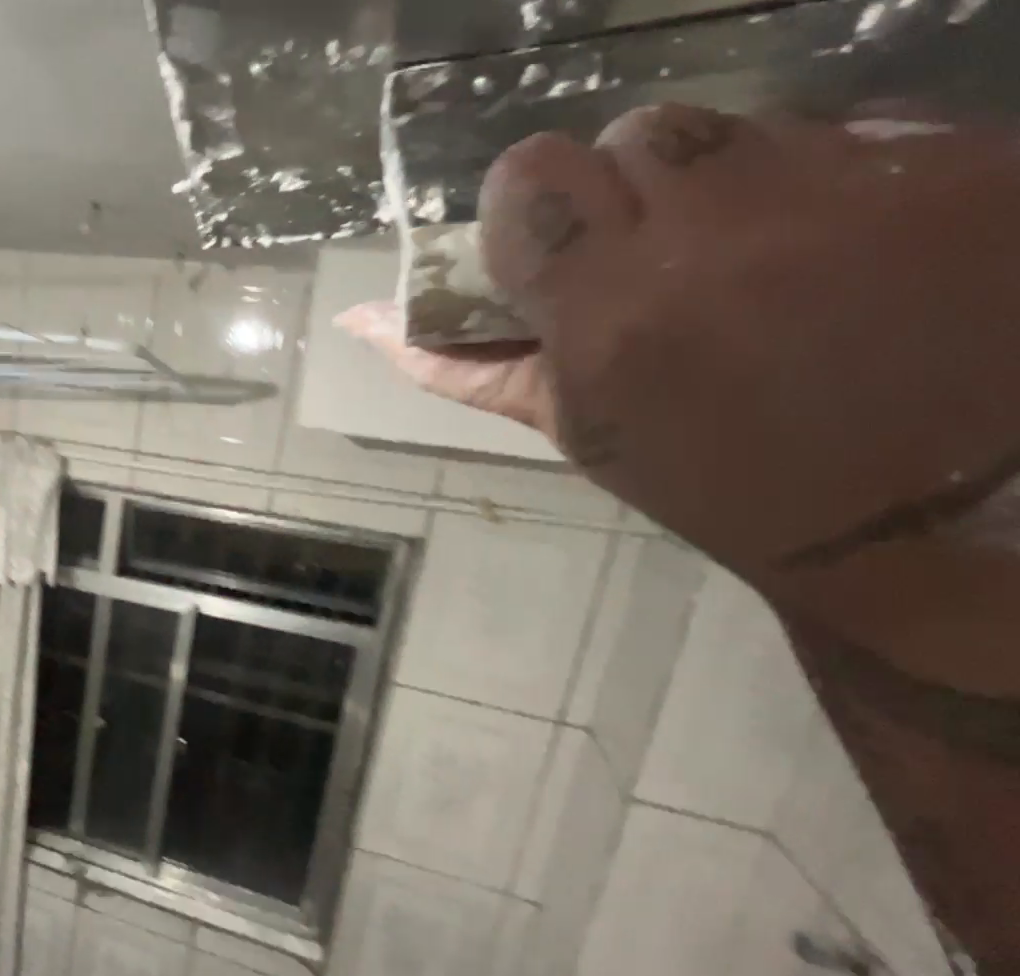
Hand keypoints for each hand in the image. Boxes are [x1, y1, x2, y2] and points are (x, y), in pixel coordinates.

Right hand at [341, 105, 1019, 693]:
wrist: (932, 508)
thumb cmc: (716, 480)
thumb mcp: (577, 429)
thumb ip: (464, 364)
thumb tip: (361, 318)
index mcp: (607, 315)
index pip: (527, 177)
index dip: (531, 205)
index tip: (555, 243)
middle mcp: (715, 236)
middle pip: (631, 132)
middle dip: (627, 186)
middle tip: (657, 246)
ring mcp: (847, 192)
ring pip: (736, 122)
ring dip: (722, 179)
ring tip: (755, 248)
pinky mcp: (960, 166)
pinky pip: (849, 130)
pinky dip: (826, 177)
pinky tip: (844, 242)